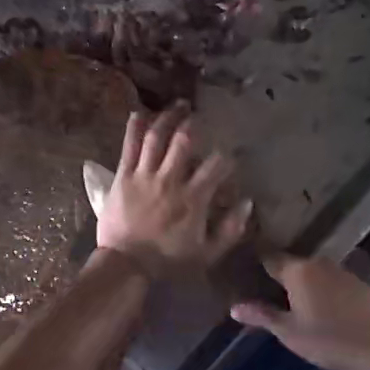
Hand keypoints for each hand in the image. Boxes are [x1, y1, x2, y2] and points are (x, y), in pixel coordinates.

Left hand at [97, 105, 253, 276]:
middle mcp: (170, 180)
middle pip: (184, 141)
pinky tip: (139, 113)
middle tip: (198, 115)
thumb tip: (247, 203)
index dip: (226, 156)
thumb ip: (230, 229)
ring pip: (156, 137)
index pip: (216, 165)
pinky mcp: (123, 176)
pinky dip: (134, 128)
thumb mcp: (207, 253)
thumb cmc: (167, 261)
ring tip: (177, 105)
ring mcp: (144, 175)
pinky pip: (128, 146)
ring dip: (167, 118)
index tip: (228, 153)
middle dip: (194, 124)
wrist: (125, 263)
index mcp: (193, 198)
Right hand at [231, 255, 369, 369]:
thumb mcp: (293, 333)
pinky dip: (316, 289)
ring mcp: (340, 271)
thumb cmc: (337, 338)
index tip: (239, 272)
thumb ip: (263, 316)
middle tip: (258, 291)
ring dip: (296, 283)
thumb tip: (234, 306)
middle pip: (287, 263)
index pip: (265, 256)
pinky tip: (313, 305)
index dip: (251, 263)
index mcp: (296, 269)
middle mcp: (316, 262)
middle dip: (273, 275)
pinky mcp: (358, 283)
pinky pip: (326, 280)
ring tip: (284, 299)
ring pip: (308, 272)